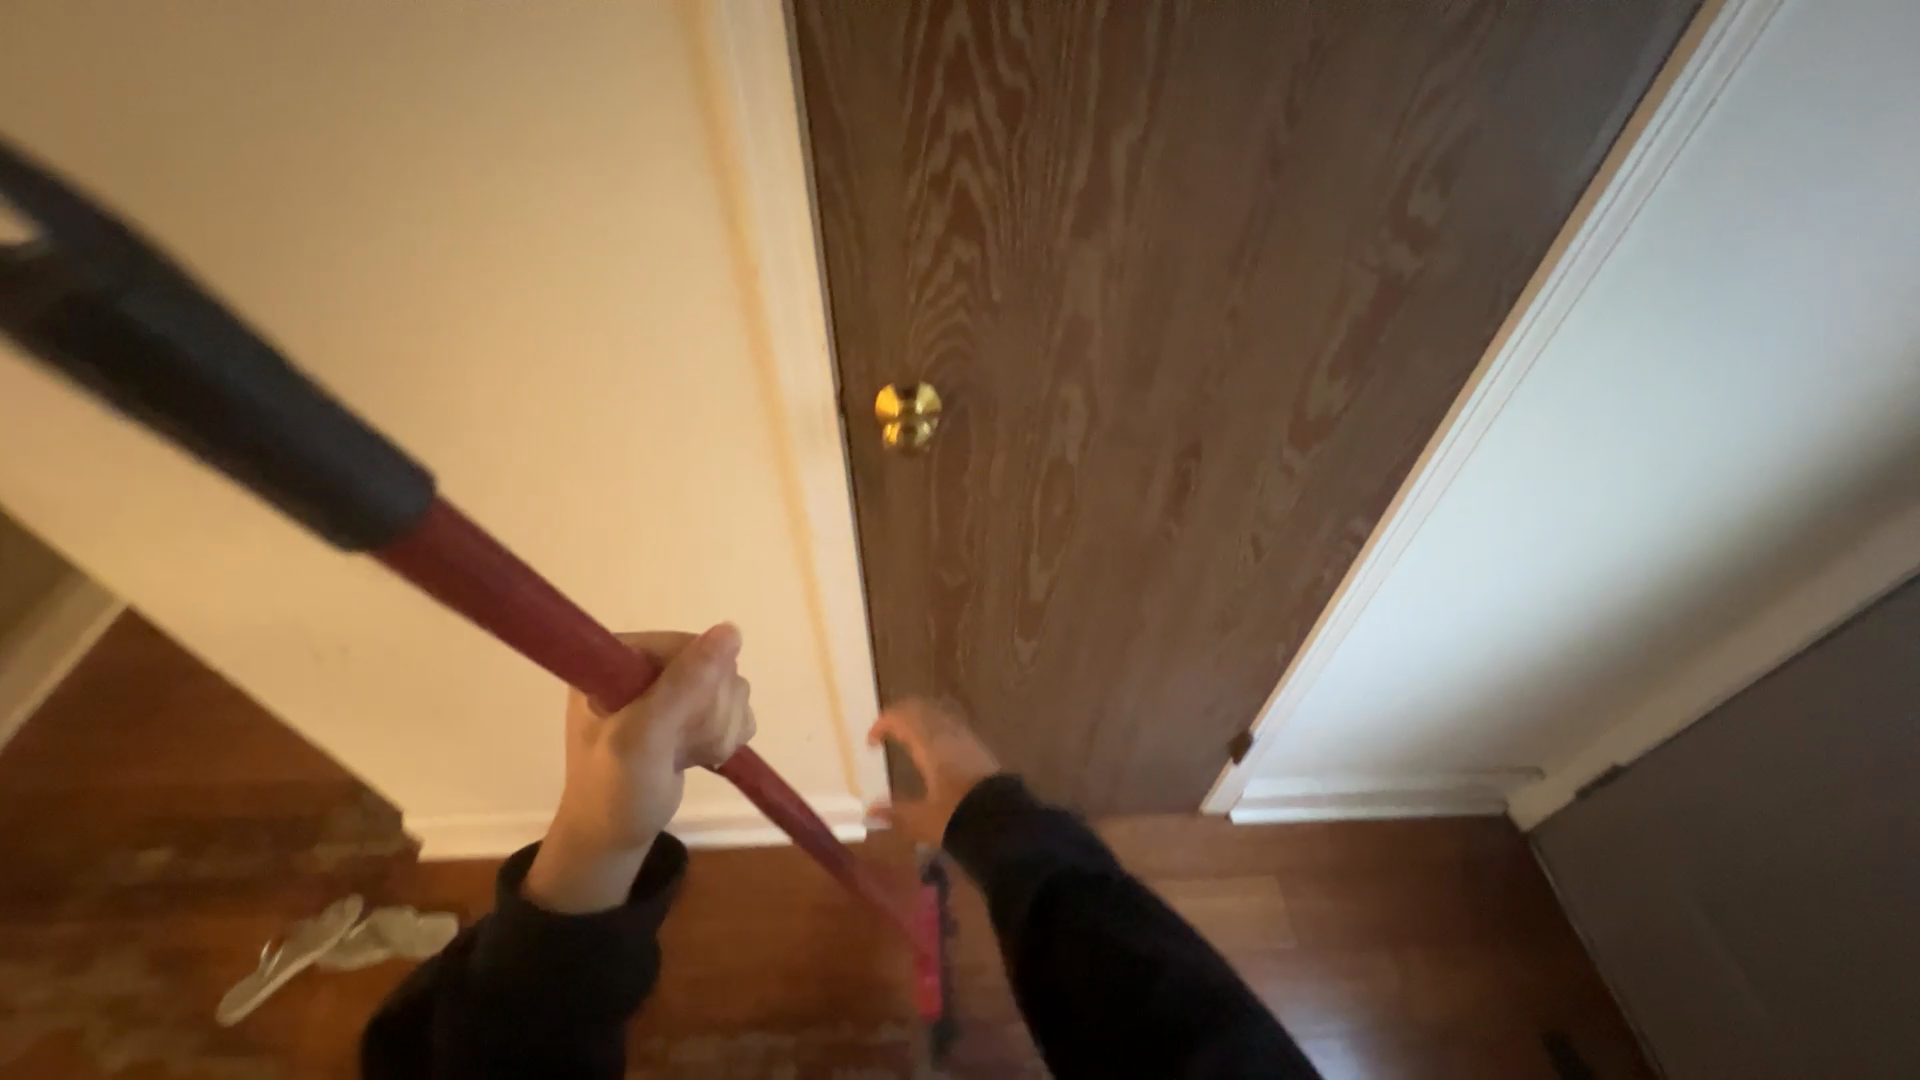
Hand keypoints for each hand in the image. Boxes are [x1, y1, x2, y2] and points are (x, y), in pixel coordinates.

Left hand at [525, 624, 755, 912]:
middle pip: (717, 665)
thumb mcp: (642, 739)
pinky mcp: (693, 706)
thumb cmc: (613, 791)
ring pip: (732, 685)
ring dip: (720, 728)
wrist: (613, 836)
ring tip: (684, 753)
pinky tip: (702, 752)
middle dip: (710, 715)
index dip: (699, 687)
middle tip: (677, 746)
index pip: (690, 645)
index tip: (678, 724)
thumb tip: (732, 630)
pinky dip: (730, 733)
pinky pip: (738, 703)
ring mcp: (672, 684)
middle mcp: (649, 661)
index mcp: (622, 655)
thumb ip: (683, 686)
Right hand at [865, 698, 1000, 847]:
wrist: (1004, 822)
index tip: (871, 743)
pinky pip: (952, 726)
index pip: (901, 718)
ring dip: (920, 720)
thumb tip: (870, 811)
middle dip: (901, 715)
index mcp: (929, 744)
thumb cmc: (958, 817)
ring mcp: (967, 738)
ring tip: (908, 738)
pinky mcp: (980, 748)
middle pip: (921, 708)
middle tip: (887, 731)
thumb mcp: (922, 820)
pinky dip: (936, 728)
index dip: (883, 724)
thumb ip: (896, 813)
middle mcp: (947, 733)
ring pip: (938, 714)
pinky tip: (934, 750)